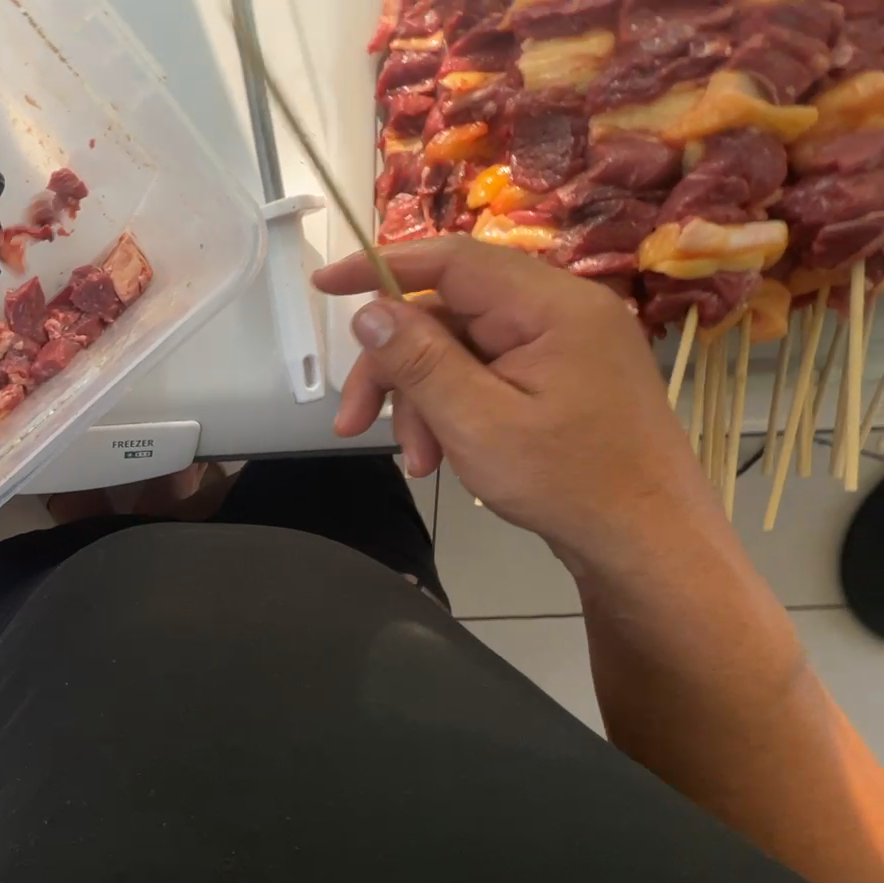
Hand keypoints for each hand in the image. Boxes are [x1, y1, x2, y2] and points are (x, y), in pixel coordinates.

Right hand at [312, 235, 723, 575]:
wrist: (642, 537)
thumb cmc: (566, 480)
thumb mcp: (475, 422)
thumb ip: (419, 361)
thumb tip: (368, 311)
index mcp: (550, 308)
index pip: (452, 262)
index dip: (381, 266)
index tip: (324, 282)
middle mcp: (555, 313)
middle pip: (442, 316)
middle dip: (390, 370)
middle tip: (351, 422)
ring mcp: (554, 345)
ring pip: (451, 351)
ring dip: (415, 403)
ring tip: (414, 458)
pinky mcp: (549, 375)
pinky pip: (475, 375)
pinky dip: (443, 412)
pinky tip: (435, 455)